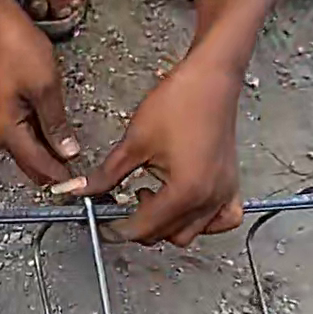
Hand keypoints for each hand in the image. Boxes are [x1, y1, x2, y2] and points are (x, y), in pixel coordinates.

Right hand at [0, 9, 79, 184]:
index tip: (80, 186)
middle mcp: (6, 134)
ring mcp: (9, 125)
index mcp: (10, 131)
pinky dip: (47, 146)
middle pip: (32, 166)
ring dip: (52, 162)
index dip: (60, 178)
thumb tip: (68, 153)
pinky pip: (32, 140)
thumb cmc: (18, 51)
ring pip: (32, 155)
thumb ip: (56, 125)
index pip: (38, 166)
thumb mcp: (45, 90)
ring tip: (76, 166)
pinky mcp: (15, 115)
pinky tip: (63, 145)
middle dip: (55, 175)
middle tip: (81, 181)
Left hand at [53, 53, 244, 246]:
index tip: (103, 226)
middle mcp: (208, 199)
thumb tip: (81, 190)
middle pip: (165, 235)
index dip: (118, 230)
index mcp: (184, 191)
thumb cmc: (180, 102)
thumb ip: (106, 174)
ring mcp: (223, 194)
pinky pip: (222, 219)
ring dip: (167, 225)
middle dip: (140, 226)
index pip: (144, 228)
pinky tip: (186, 207)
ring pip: (190, 233)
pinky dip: (203, 222)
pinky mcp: (231, 185)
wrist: (212, 77)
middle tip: (122, 205)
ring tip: (151, 197)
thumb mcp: (134, 142)